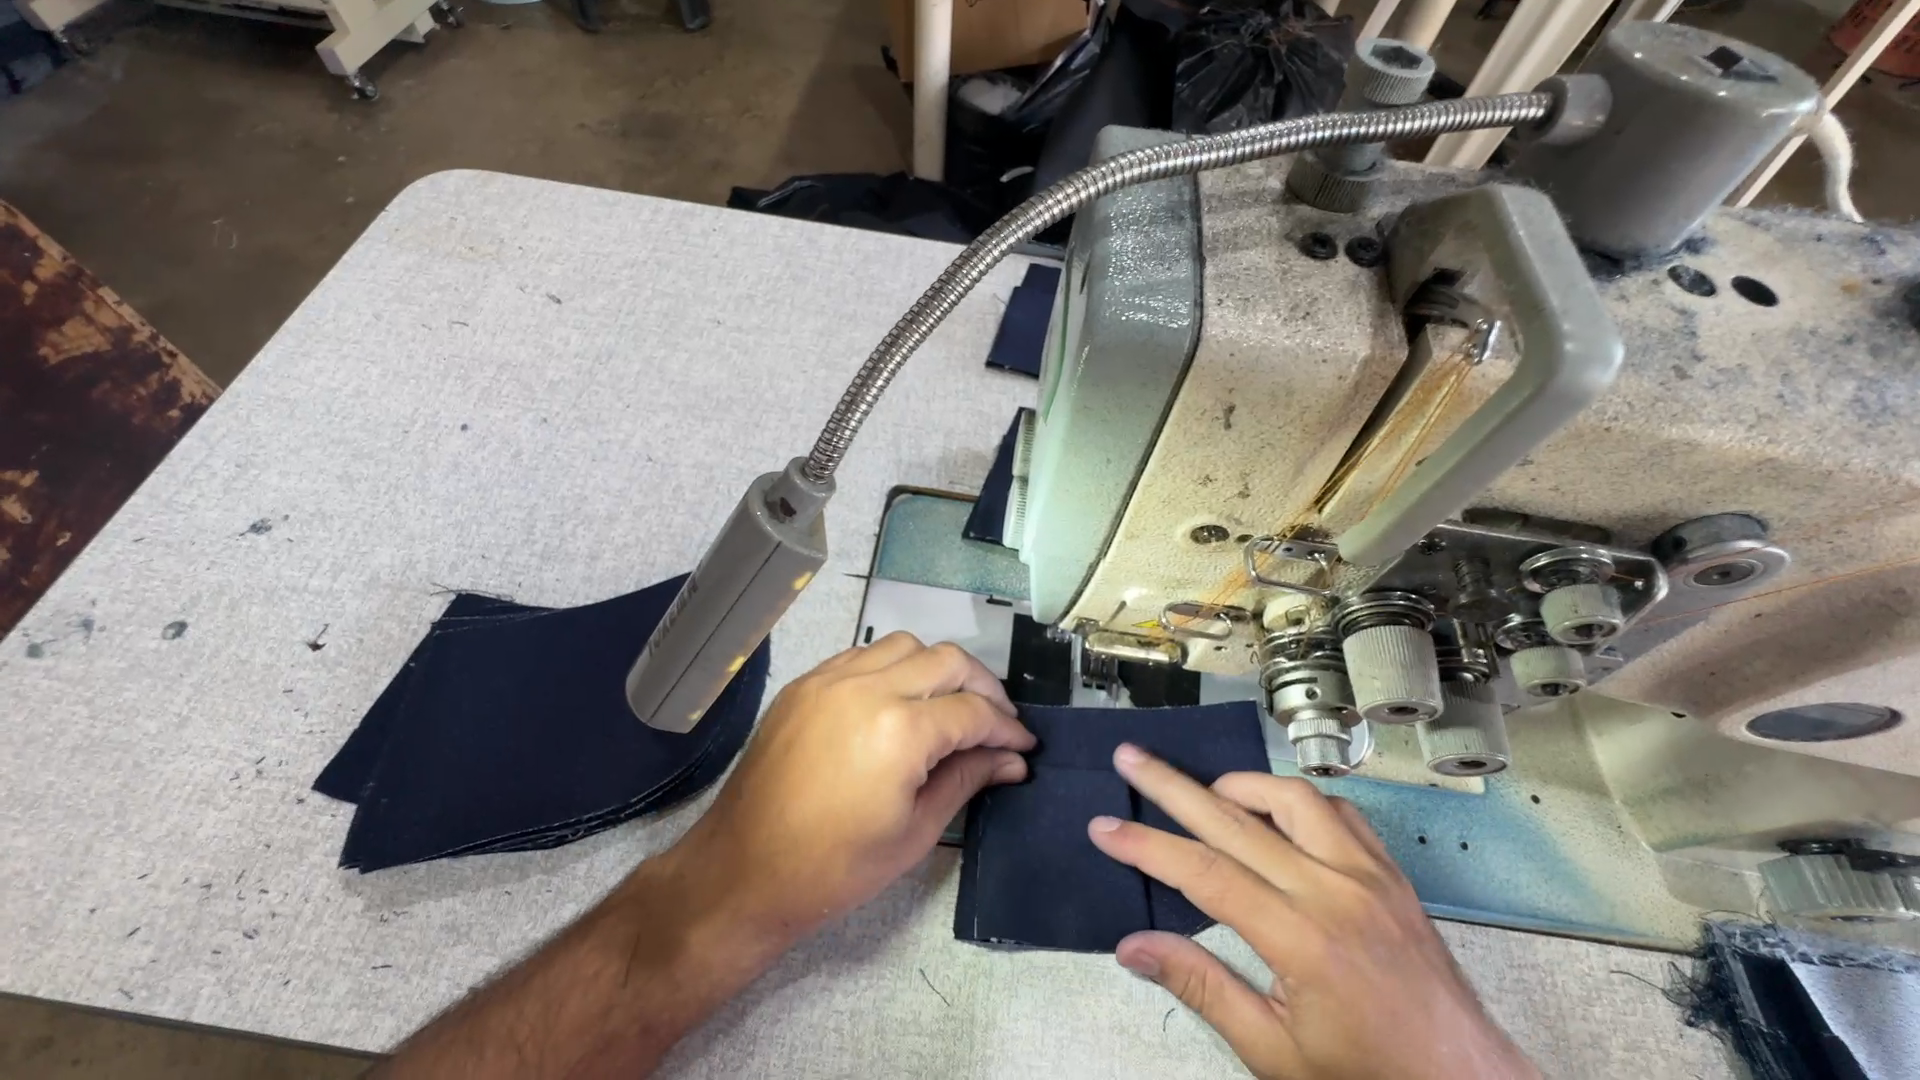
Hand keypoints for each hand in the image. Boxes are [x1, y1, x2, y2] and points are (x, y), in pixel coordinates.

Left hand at [674, 632, 1034, 944]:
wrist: (744, 871)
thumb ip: (967, 780)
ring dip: (938, 668)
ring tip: (951, 704)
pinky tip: (901, 699)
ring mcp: (830, 680)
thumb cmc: (835, 868)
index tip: (1023, 746)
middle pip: (947, 661)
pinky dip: (894, 667)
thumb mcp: (915, 832)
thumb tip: (1011, 760)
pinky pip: (863, 655)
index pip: (973, 712)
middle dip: (984, 686)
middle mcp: (867, 688)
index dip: (1007, 729)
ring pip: (905, 645)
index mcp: (899, 731)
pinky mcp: (806, 684)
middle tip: (998, 720)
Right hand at [1089, 745, 1536, 1079]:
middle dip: (1171, 786)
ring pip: (1292, 798)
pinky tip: (1274, 812)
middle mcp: (1334, 889)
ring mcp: (1369, 873)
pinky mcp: (1391, 872)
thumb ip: (1201, 988)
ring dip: (1238, 786)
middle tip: (1130, 757)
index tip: (1103, 826)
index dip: (1147, 846)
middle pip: (1235, 819)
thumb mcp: (1275, 1053)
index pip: (1204, 873)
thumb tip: (1132, 946)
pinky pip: (1339, 812)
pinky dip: (1296, 800)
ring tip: (1201, 792)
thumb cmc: (1367, 1078)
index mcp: (1302, 939)